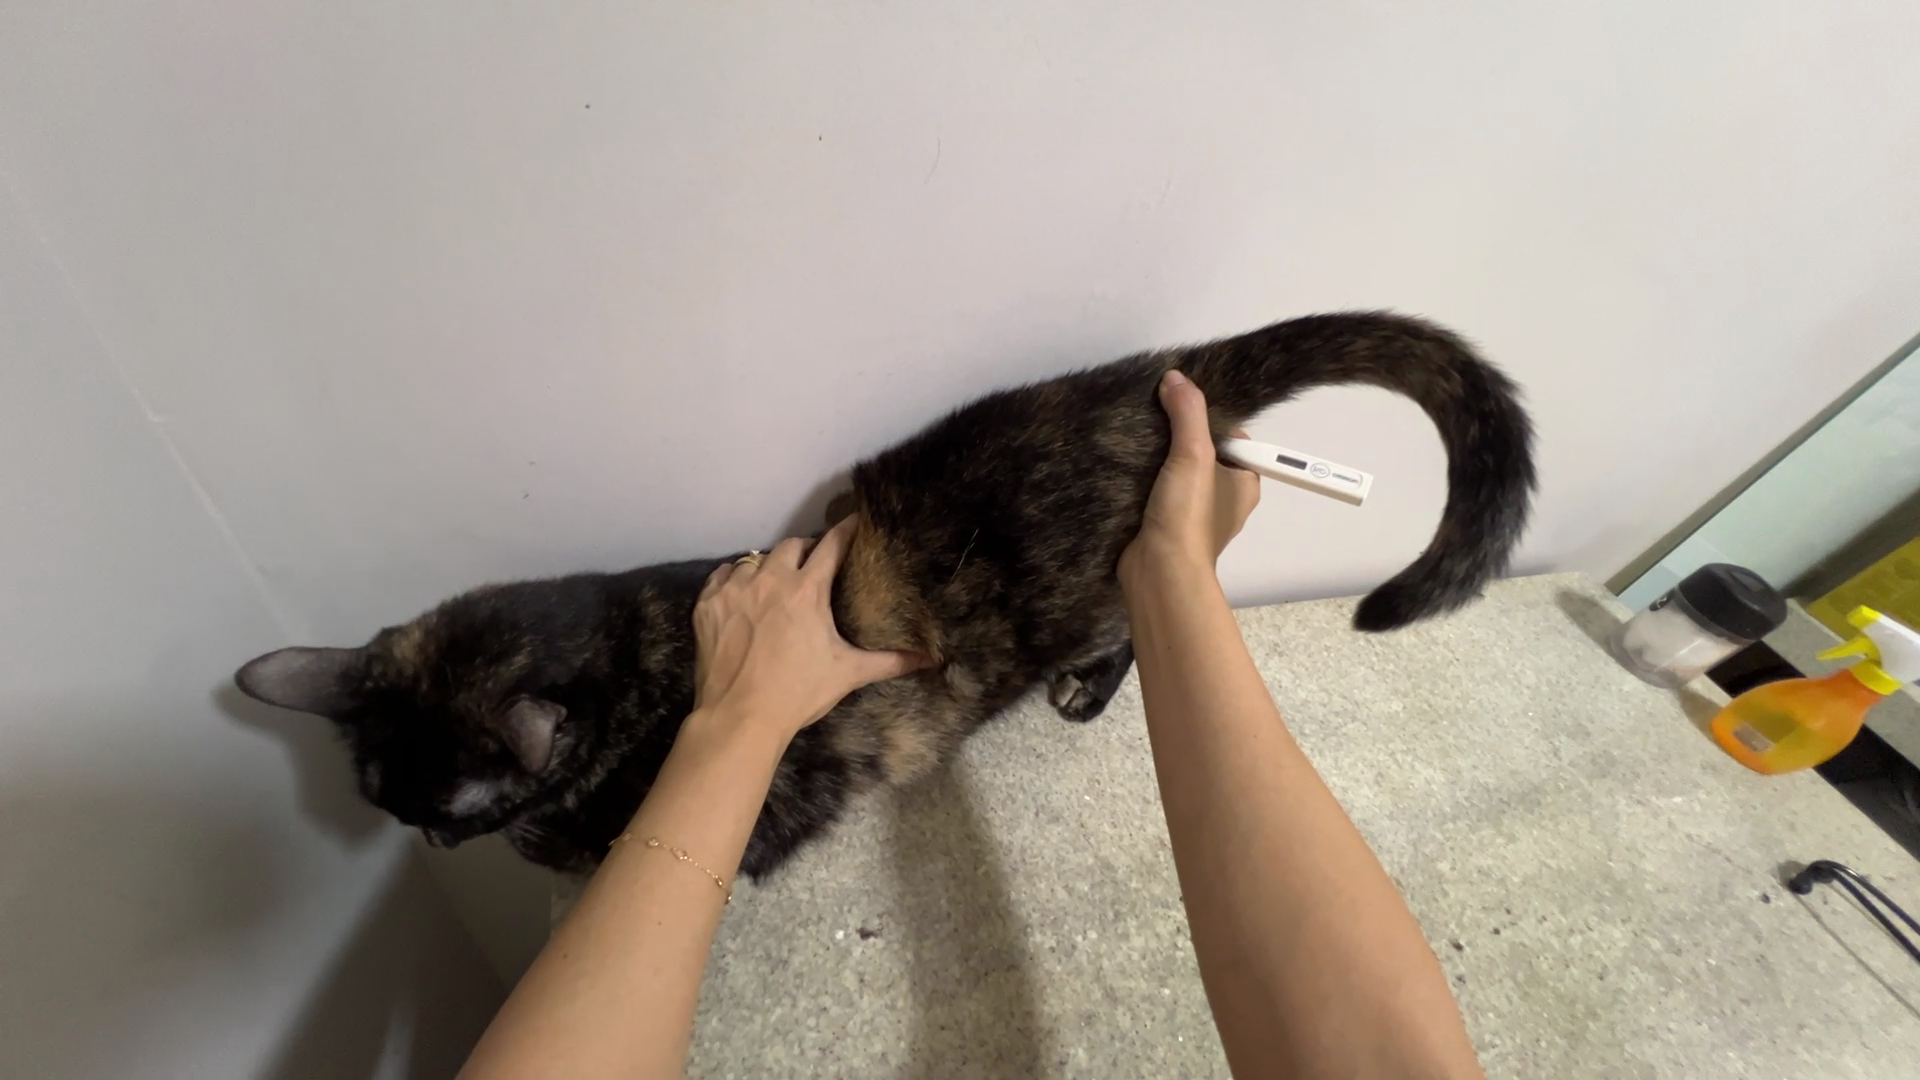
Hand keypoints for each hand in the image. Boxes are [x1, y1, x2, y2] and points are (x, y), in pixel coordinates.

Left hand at [692, 516, 928, 739]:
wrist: (739, 718)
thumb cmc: (798, 693)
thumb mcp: (848, 674)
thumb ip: (890, 661)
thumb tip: (929, 660)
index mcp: (808, 590)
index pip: (832, 544)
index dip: (847, 530)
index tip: (856, 521)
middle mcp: (771, 580)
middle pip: (793, 544)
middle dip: (806, 550)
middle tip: (813, 566)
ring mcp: (735, 590)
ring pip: (756, 558)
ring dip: (770, 566)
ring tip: (777, 584)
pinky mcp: (708, 604)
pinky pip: (723, 575)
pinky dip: (735, 579)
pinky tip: (744, 594)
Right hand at [1119, 370, 1260, 585]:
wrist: (1157, 571)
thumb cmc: (1188, 515)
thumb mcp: (1194, 453)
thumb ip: (1187, 411)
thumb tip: (1174, 377)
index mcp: (1246, 483)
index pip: (1232, 438)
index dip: (1207, 420)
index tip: (1179, 410)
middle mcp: (1225, 500)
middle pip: (1201, 454)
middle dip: (1176, 440)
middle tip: (1149, 422)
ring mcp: (1194, 517)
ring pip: (1176, 475)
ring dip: (1156, 462)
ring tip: (1132, 442)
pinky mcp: (1165, 528)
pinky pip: (1156, 495)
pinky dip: (1142, 484)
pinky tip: (1123, 471)